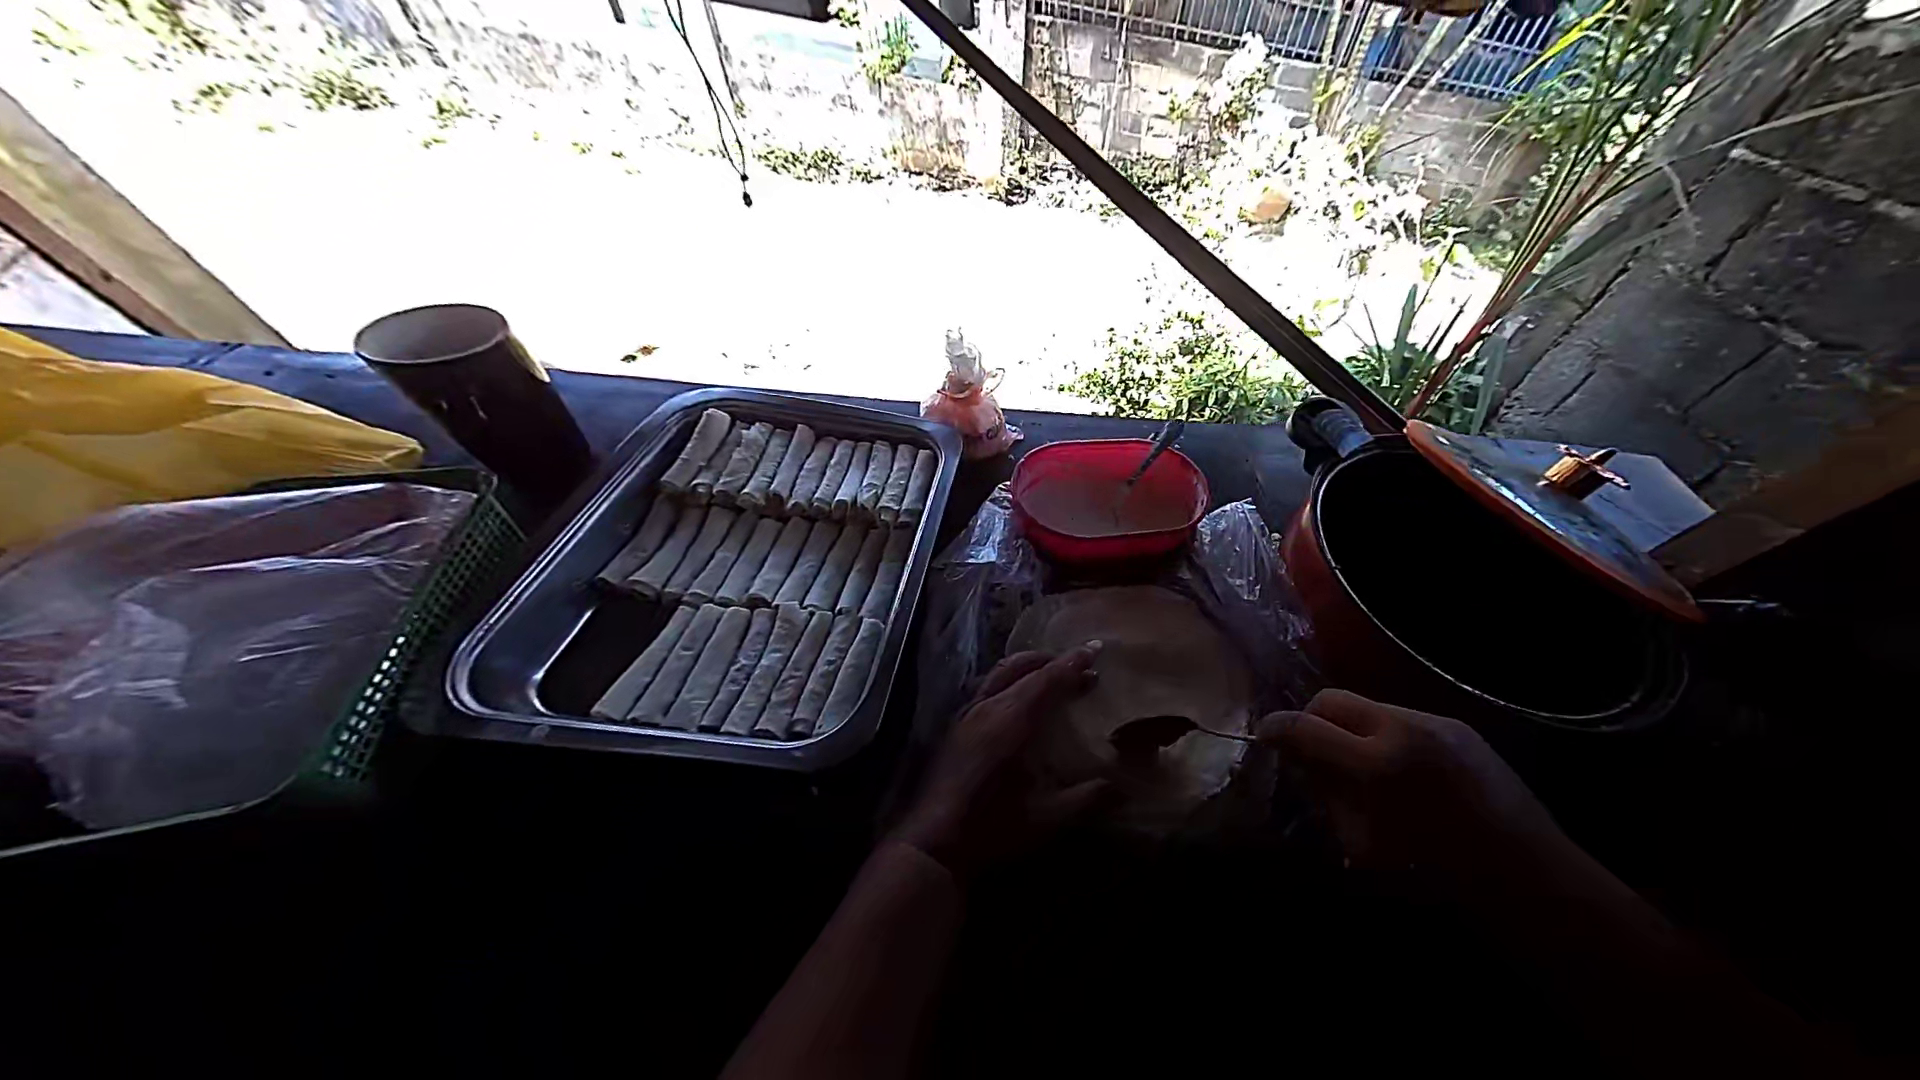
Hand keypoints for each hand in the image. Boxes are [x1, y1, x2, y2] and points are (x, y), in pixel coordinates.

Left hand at [889, 645, 1107, 878]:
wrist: (933, 841)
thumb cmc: (990, 827)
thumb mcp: (1045, 818)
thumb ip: (1085, 799)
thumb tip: (1121, 788)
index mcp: (1011, 720)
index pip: (1047, 679)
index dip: (1073, 663)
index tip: (1095, 649)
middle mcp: (988, 707)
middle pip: (1022, 667)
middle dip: (1052, 660)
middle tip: (1079, 665)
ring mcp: (967, 714)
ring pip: (1000, 673)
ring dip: (1028, 666)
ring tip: (1050, 674)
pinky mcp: (955, 726)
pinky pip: (986, 686)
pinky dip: (1009, 680)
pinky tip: (1016, 699)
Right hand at [1263, 689, 1574, 893]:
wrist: (1530, 879)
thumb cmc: (1438, 876)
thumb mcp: (1362, 841)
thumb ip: (1325, 791)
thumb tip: (1296, 758)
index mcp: (1378, 765)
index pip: (1303, 726)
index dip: (1275, 728)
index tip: (1265, 736)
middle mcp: (1405, 729)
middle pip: (1330, 699)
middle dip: (1312, 720)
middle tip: (1313, 752)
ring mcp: (1435, 722)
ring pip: (1364, 706)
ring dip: (1350, 729)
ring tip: (1361, 764)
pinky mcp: (1457, 726)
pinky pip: (1400, 718)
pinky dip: (1385, 736)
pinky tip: (1400, 768)